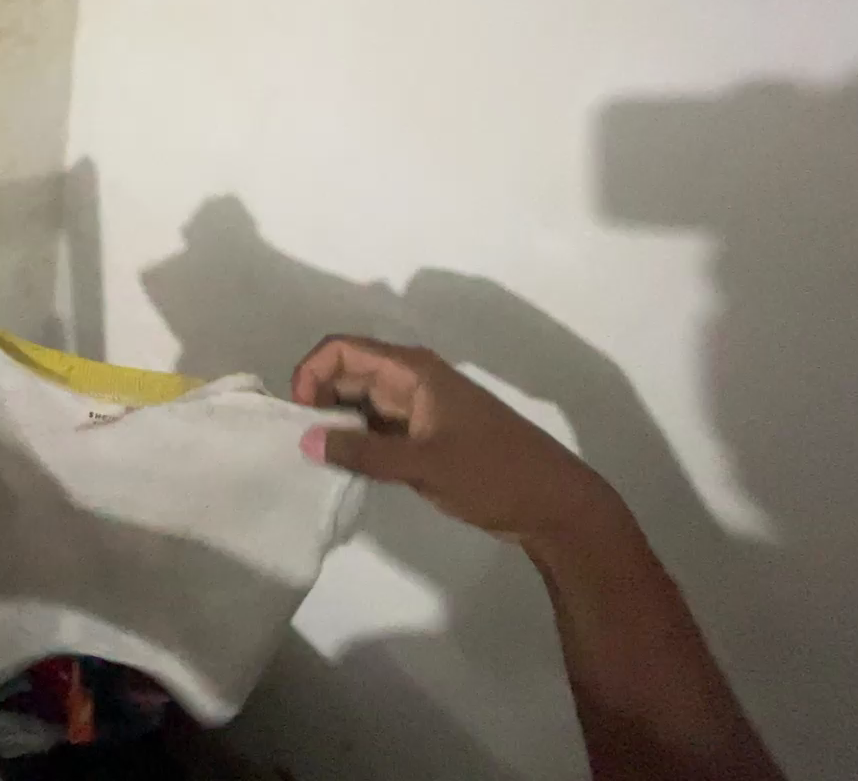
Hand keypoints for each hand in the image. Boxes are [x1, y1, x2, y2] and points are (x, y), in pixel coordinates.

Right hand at [292, 334, 617, 543]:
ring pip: (356, 400)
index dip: (311, 372)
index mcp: (412, 370)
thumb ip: (361, 453)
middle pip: (344, 372)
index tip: (299, 413)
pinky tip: (342, 463)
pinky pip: (372, 425)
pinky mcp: (420, 433)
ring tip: (318, 453)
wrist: (558, 509)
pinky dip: (352, 438)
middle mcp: (409, 380)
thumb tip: (304, 441)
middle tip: (302, 439)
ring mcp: (415, 407)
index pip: (342, 349)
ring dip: (333, 420)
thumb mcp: (423, 464)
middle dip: (316, 397)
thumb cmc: (495, 474)